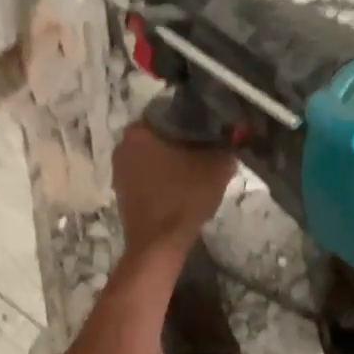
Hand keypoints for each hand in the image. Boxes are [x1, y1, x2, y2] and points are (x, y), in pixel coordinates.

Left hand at [111, 123, 235, 261]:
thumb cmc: (184, 197)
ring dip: (173, 157)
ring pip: (154, 154)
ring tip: (199, 165)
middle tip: (209, 145)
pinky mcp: (122, 190)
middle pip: (161, 132)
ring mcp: (119, 169)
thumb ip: (226, 145)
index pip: (170, 109)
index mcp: (139, 130)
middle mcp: (123, 144)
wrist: (159, 243)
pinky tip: (183, 183)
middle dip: (183, 138)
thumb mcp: (217, 166)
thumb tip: (233, 135)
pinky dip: (164, 175)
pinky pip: (147, 173)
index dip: (194, 116)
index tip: (212, 126)